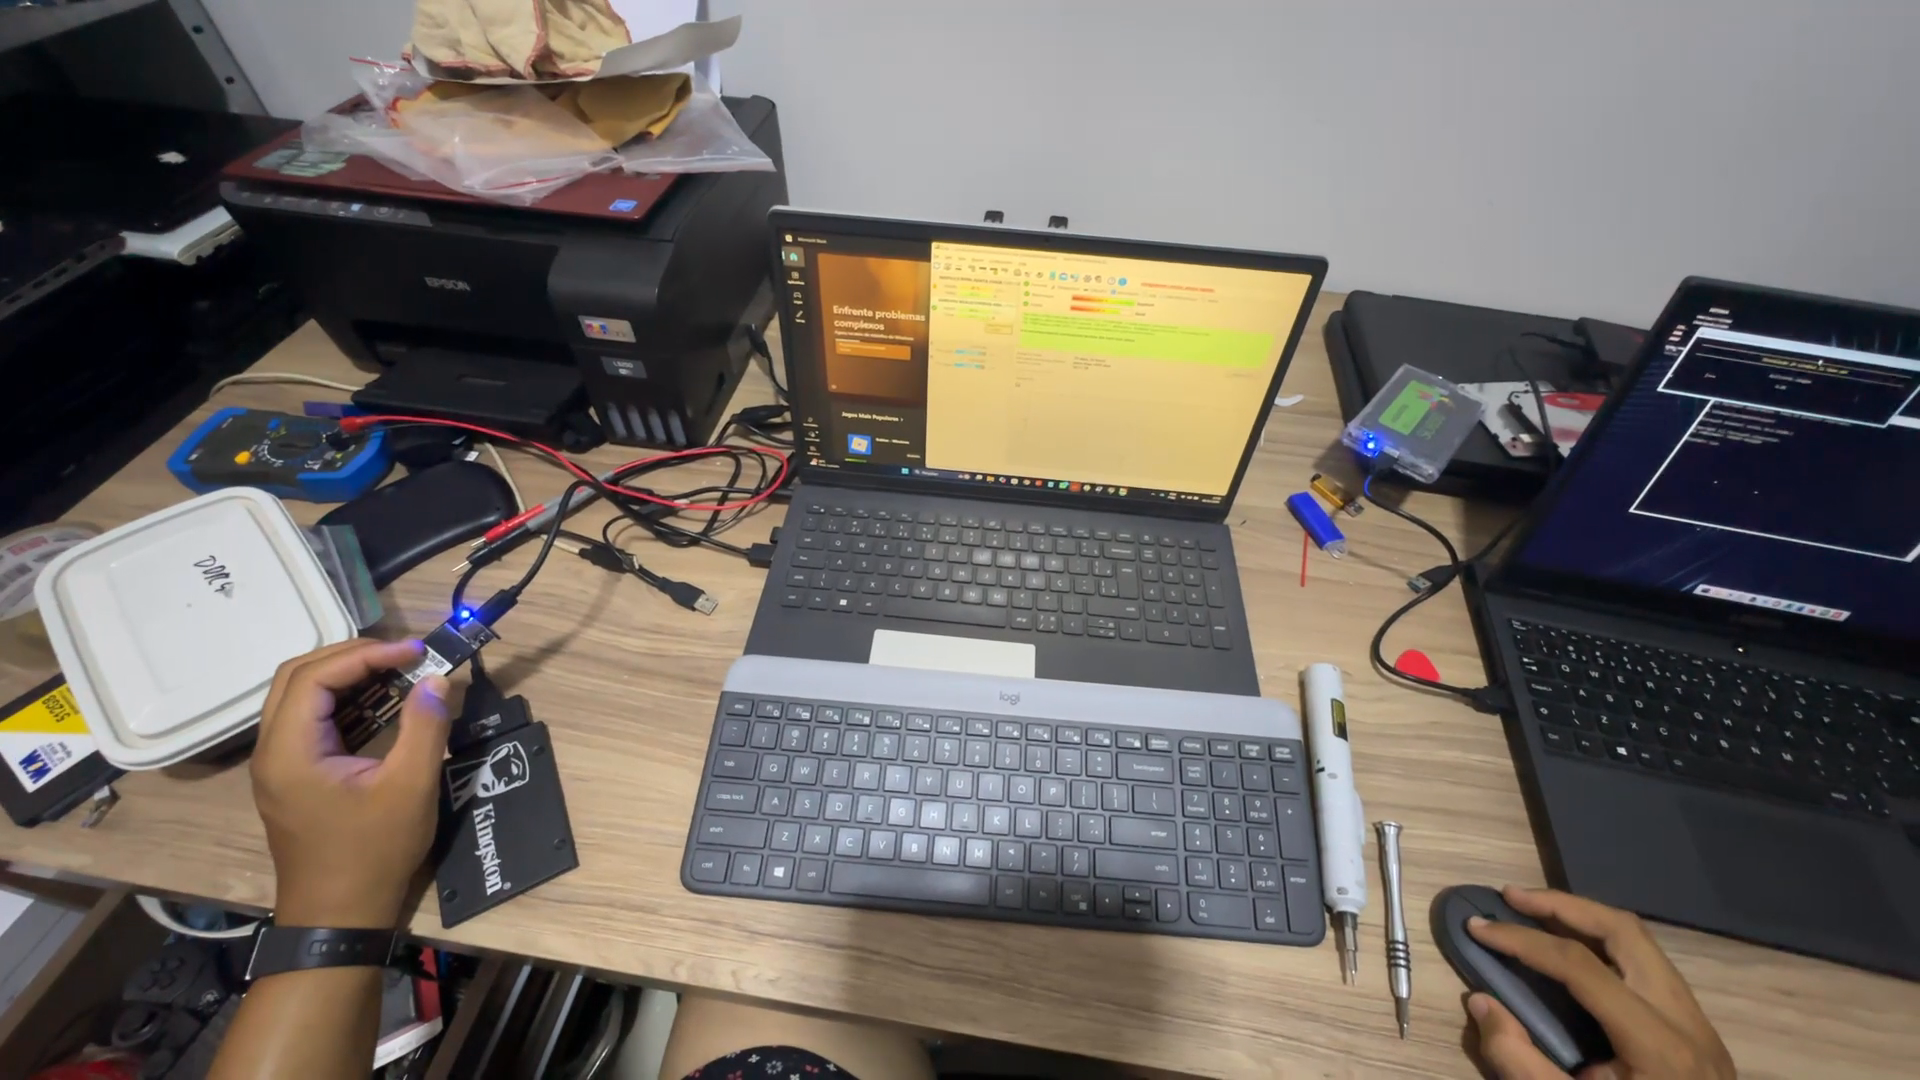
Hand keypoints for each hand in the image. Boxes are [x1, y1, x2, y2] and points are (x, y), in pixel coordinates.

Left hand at [250, 639, 450, 928]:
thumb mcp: (411, 786)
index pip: (314, 677)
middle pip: (299, 677)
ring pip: (304, 696)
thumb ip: (424, 727)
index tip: (417, 651)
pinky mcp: (298, 774)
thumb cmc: (373, 851)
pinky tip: (387, 702)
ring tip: (402, 670)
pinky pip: (315, 719)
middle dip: (354, 656)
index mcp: (291, 752)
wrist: (340, 913)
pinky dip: (349, 699)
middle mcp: (275, 751)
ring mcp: (282, 763)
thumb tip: (438, 680)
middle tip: (407, 654)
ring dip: (351, 675)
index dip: (366, 655)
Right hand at [1464, 886, 1733, 1079]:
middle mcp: (1686, 1021)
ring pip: (1638, 940)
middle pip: (1622, 931)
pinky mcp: (1694, 1029)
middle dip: (1561, 905)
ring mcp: (1697, 1023)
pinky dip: (1599, 941)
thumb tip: (1481, 1001)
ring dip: (1581, 916)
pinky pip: (1643, 962)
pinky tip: (1567, 949)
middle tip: (1510, 897)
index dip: (1521, 939)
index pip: (1579, 964)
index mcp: (1658, 1045)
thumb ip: (1519, 1060)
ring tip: (1532, 911)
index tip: (1476, 928)